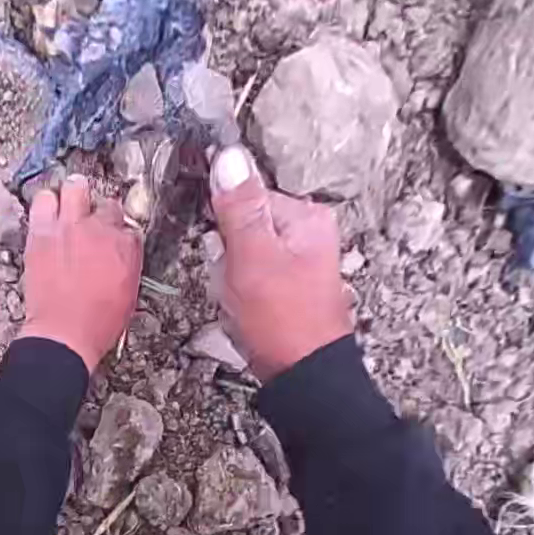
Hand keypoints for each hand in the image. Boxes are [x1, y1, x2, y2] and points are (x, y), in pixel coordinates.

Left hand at [20, 175, 142, 371]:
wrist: (65, 333)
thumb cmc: (97, 323)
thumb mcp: (128, 295)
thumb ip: (127, 265)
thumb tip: (121, 255)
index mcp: (126, 247)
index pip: (127, 224)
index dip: (118, 232)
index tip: (111, 239)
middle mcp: (101, 230)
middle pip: (105, 203)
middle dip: (99, 213)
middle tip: (90, 224)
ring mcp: (70, 227)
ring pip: (75, 188)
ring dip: (74, 197)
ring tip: (69, 209)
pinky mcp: (43, 232)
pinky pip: (43, 201)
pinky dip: (46, 205)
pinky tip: (48, 215)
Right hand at [209, 146, 353, 380]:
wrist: (303, 378)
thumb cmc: (283, 321)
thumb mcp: (253, 258)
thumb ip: (239, 208)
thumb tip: (229, 156)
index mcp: (306, 218)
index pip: (246, 198)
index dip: (225, 228)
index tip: (226, 253)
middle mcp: (307, 235)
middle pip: (242, 229)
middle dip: (228, 259)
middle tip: (239, 285)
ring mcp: (298, 264)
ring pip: (240, 259)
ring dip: (231, 282)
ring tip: (245, 305)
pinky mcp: (288, 290)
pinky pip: (249, 282)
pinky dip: (241, 299)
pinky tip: (249, 315)